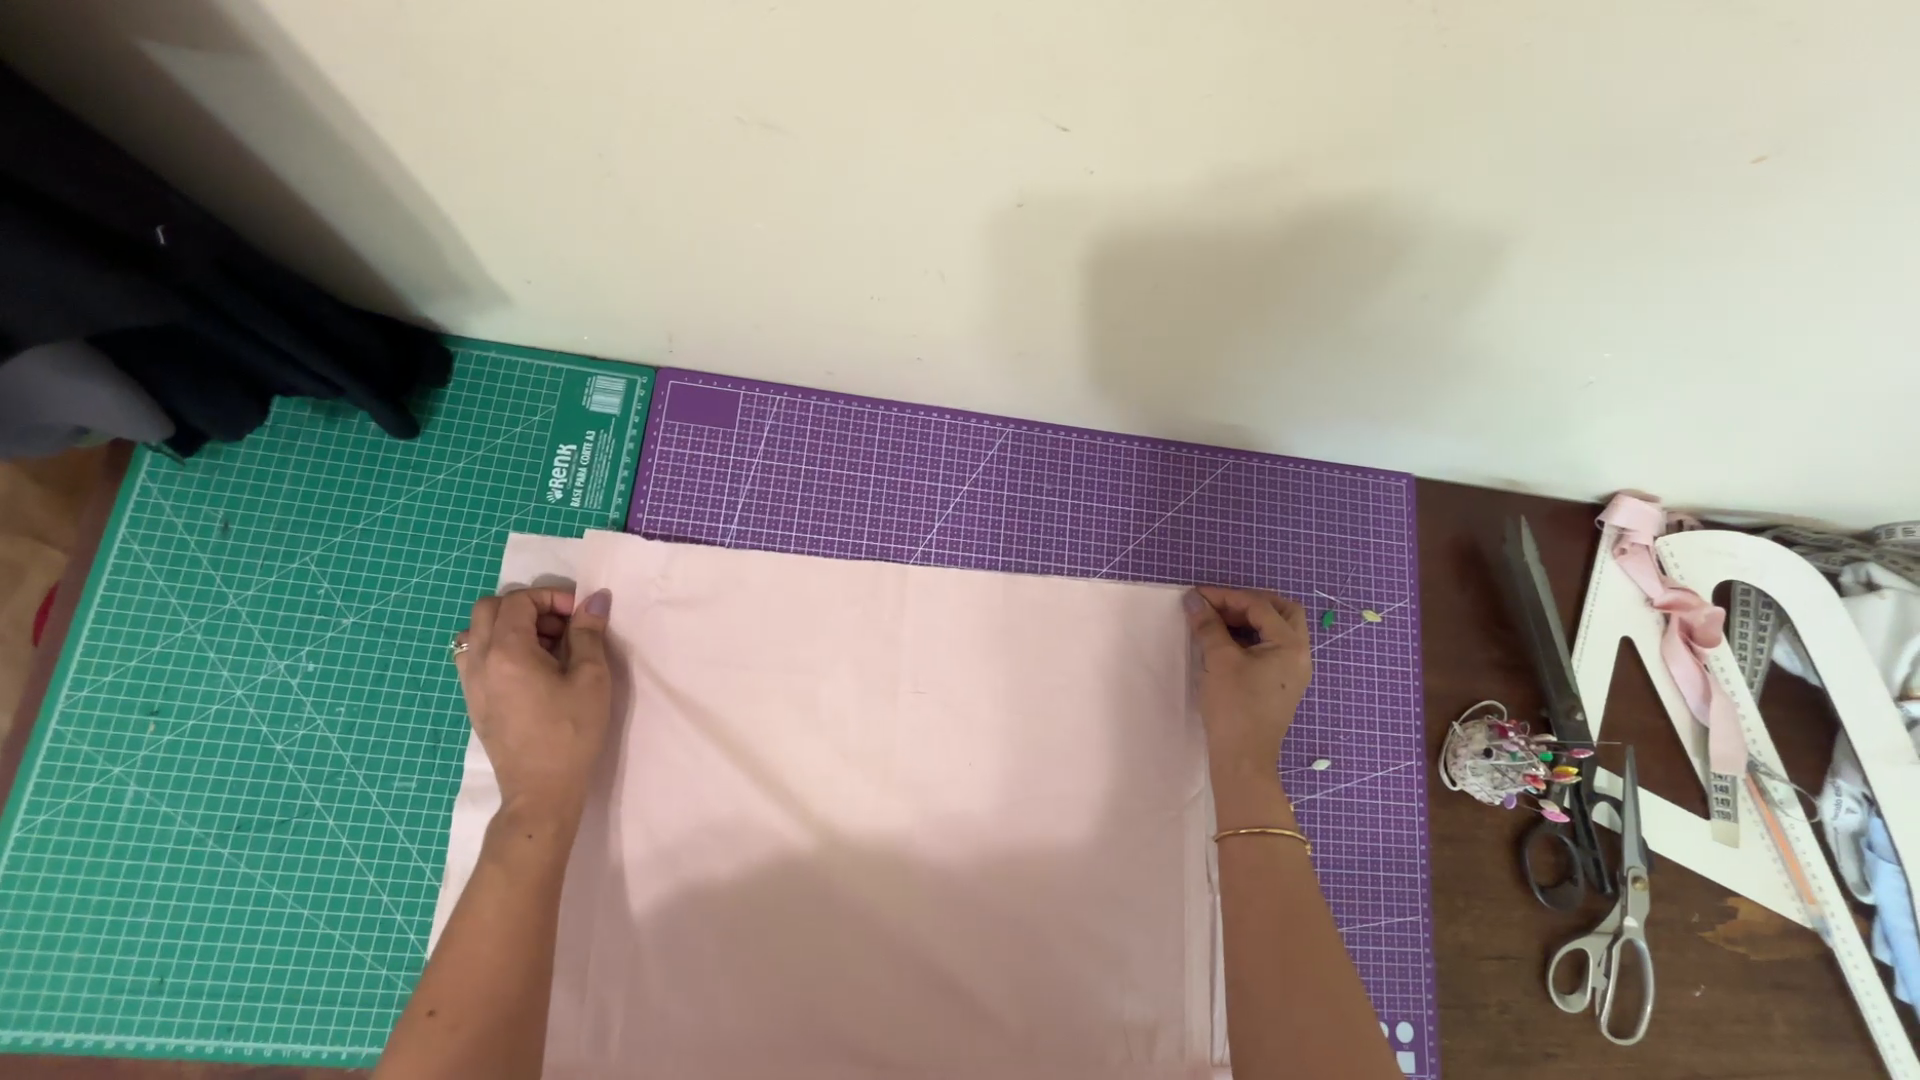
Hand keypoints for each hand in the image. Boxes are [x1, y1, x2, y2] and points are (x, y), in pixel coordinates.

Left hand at [453, 586, 614, 828]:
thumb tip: (595, 599)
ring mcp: (470, 681)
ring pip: (479, 631)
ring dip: (511, 627)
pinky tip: (530, 670)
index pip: (519, 600)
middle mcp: (479, 660)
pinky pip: (476, 656)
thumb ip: (589, 632)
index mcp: (506, 651)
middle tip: (562, 628)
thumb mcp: (591, 678)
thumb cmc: (571, 731)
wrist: (541, 788)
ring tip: (546, 649)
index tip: (580, 615)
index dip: (552, 597)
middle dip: (529, 607)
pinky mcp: (474, 699)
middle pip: (490, 608)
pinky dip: (500, 648)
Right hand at [1184, 586, 1311, 781]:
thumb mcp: (1219, 660)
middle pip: (1282, 612)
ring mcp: (1293, 671)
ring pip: (1277, 630)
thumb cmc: (1234, 706)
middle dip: (1249, 602)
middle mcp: (1300, 654)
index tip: (1197, 595)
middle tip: (1219, 605)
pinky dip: (1251, 638)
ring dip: (1249, 620)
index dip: (1227, 596)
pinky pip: (1270, 648)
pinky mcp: (1281, 684)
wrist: (1243, 758)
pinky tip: (1226, 643)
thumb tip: (1193, 599)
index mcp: (1291, 645)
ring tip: (1218, 622)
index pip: (1260, 606)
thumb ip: (1208, 625)